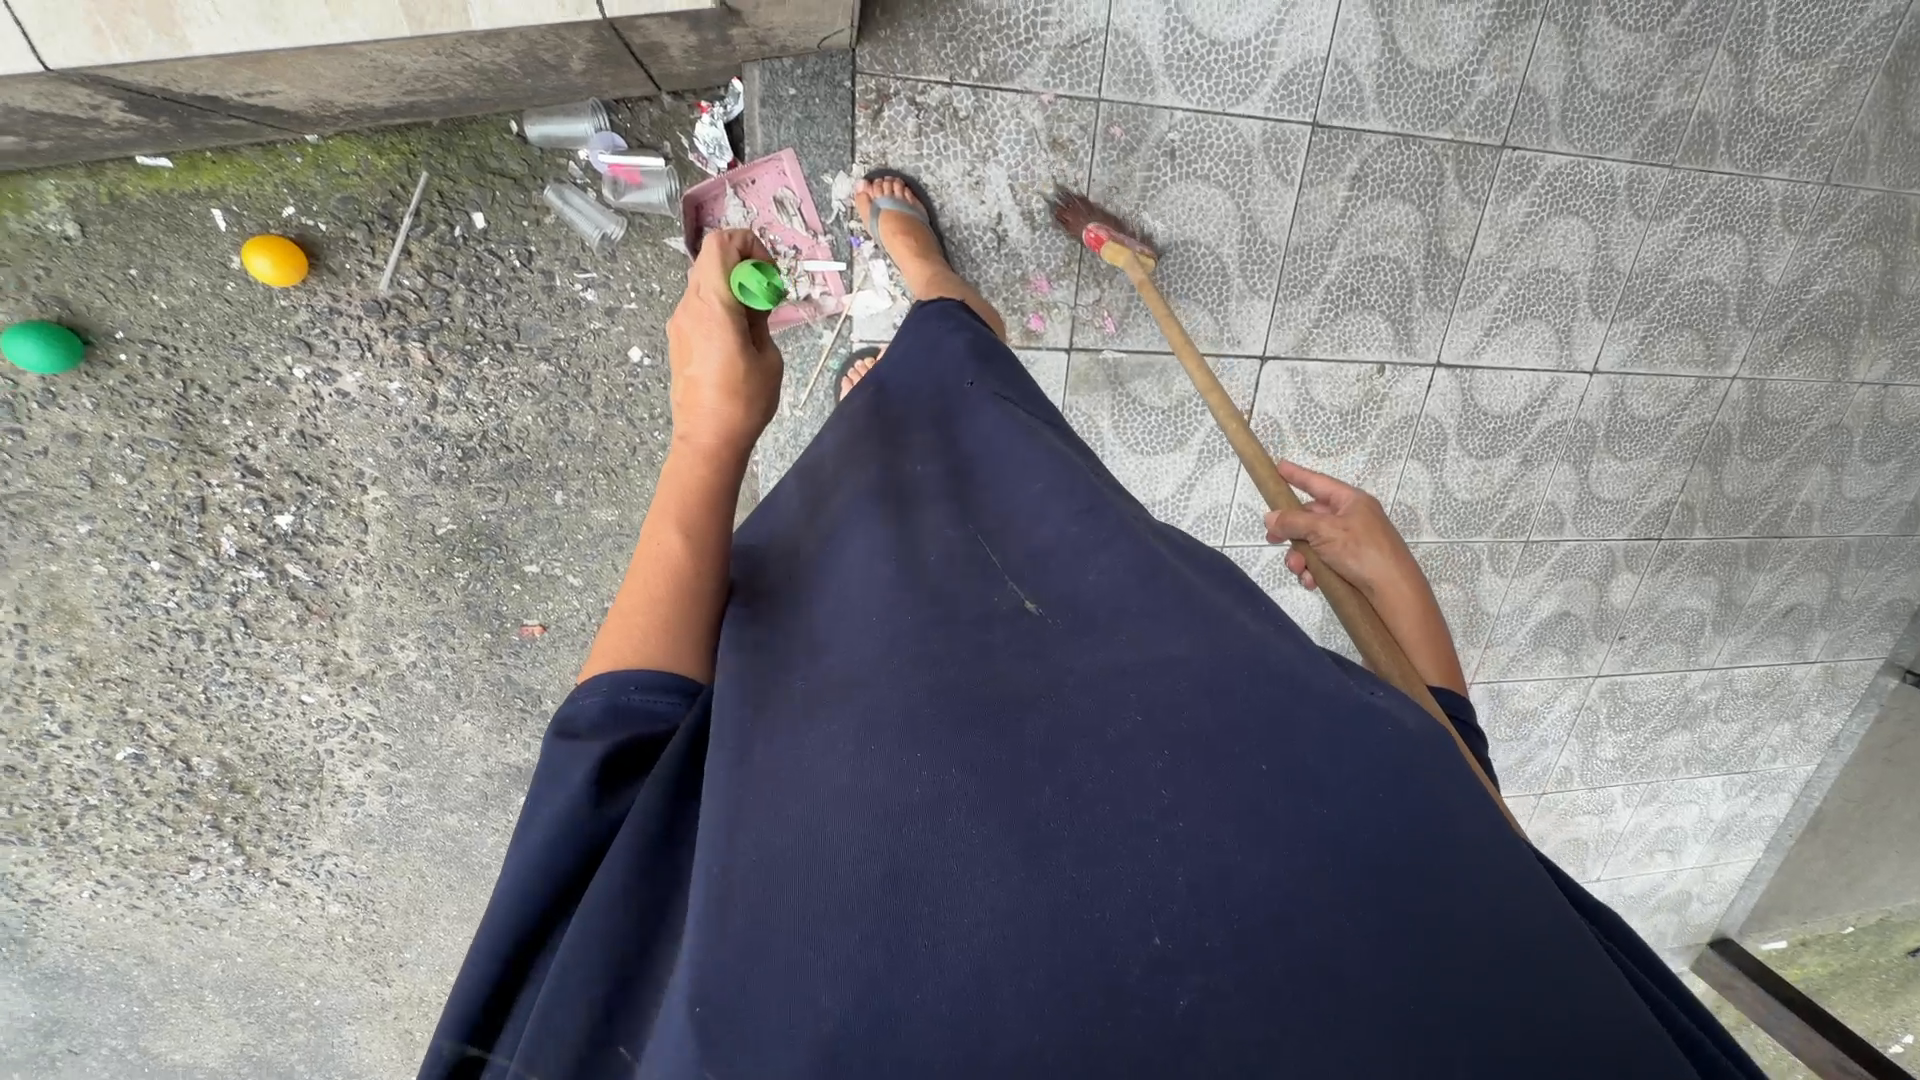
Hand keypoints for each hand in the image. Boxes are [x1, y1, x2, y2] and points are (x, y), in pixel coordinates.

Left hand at [666, 228, 782, 455]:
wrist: (707, 439)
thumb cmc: (744, 402)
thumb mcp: (768, 356)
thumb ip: (760, 318)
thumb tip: (755, 301)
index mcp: (714, 303)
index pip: (722, 243)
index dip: (751, 246)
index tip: (769, 278)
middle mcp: (689, 305)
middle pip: (712, 257)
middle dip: (745, 266)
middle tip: (767, 297)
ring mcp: (679, 321)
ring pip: (705, 280)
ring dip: (733, 286)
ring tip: (756, 320)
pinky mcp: (678, 338)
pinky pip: (700, 304)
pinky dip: (721, 305)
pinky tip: (739, 336)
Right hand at [1264, 460, 1422, 601]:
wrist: (1392, 591)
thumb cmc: (1362, 551)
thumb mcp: (1324, 531)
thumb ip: (1293, 522)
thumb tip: (1270, 517)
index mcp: (1351, 502)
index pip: (1318, 483)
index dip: (1297, 475)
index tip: (1278, 466)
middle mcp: (1351, 519)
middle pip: (1310, 518)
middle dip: (1291, 531)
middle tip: (1272, 539)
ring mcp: (1350, 543)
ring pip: (1312, 543)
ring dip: (1300, 556)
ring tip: (1298, 568)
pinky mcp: (1349, 565)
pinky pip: (1321, 562)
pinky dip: (1312, 571)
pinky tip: (1311, 581)